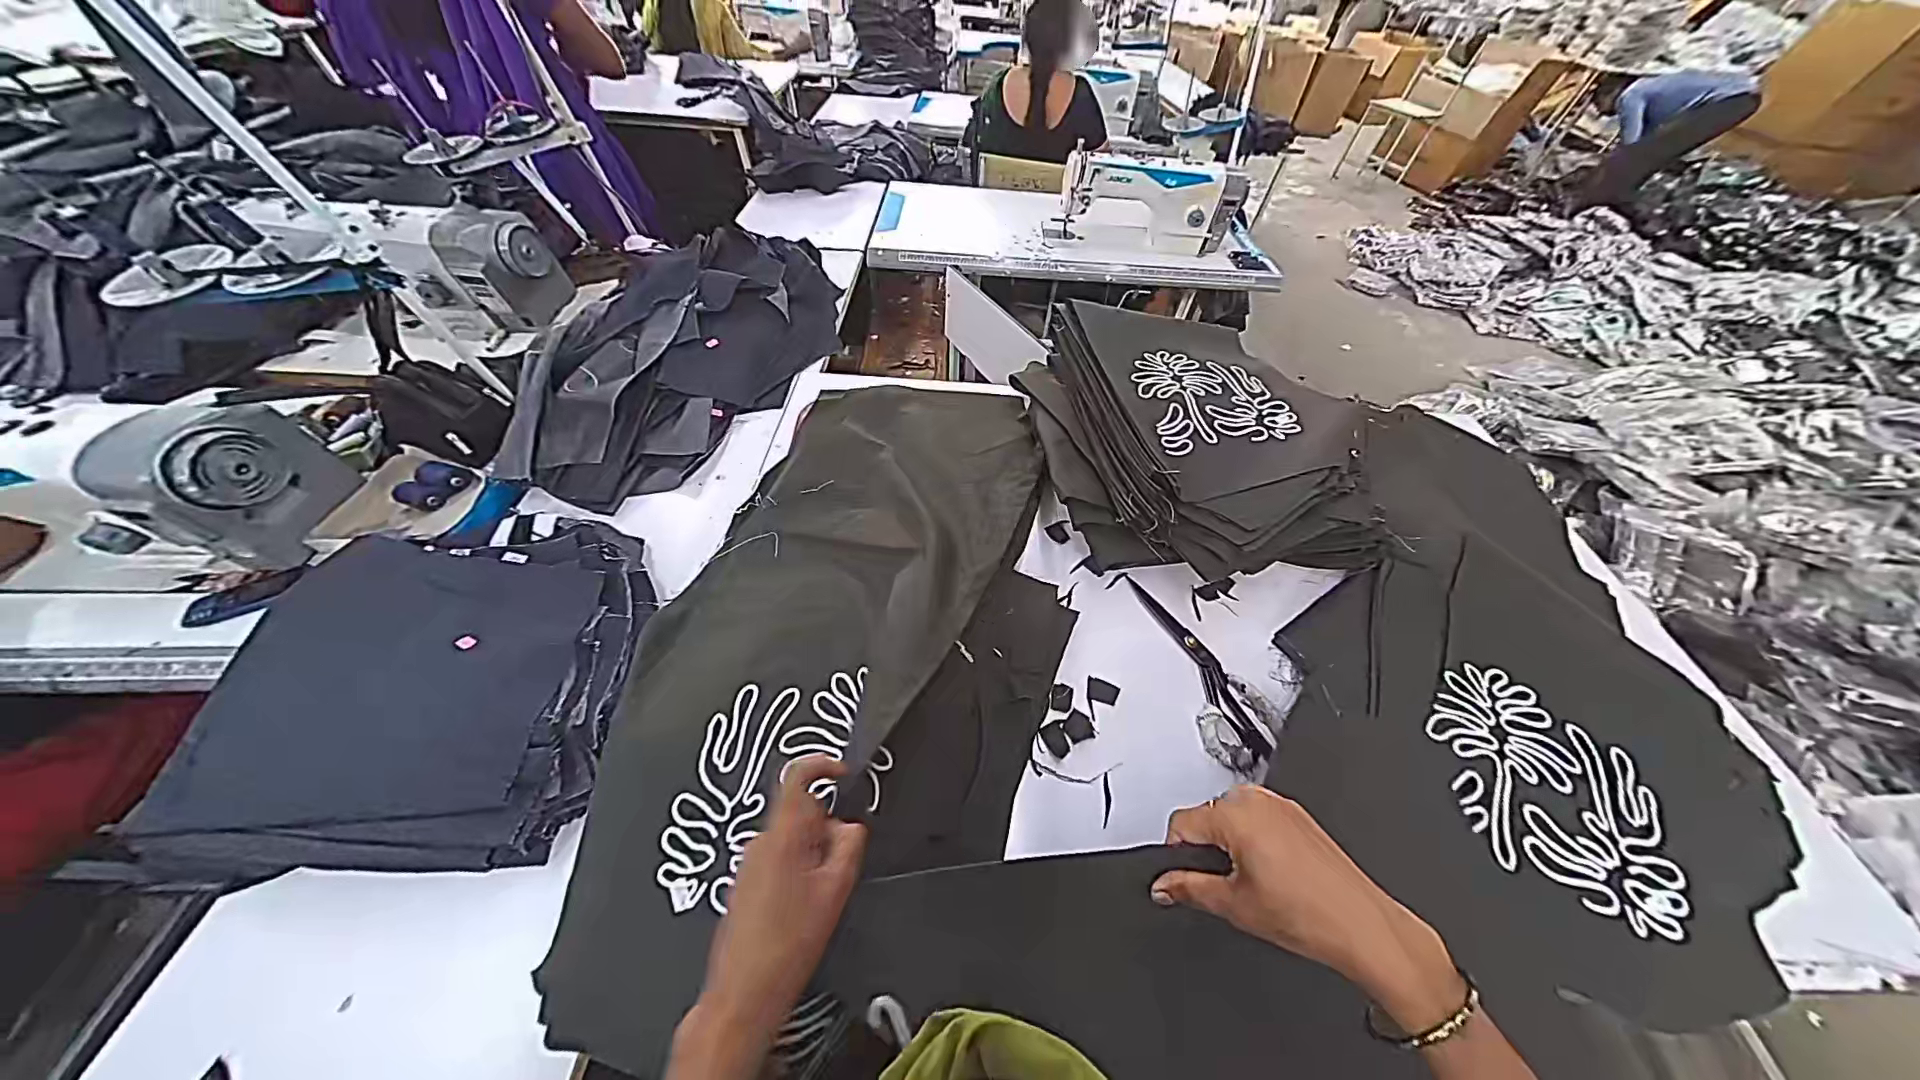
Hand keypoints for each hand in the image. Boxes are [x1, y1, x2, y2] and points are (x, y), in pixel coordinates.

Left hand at [670, 756, 866, 1078]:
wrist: (743, 993)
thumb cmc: (785, 948)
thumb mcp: (836, 889)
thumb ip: (848, 844)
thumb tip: (849, 825)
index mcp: (782, 836)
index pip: (798, 775)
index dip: (823, 764)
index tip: (840, 771)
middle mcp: (759, 842)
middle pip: (800, 810)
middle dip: (822, 828)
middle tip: (832, 866)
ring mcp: (747, 861)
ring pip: (790, 836)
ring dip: (808, 854)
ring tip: (814, 896)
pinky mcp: (743, 880)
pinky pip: (776, 857)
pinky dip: (793, 870)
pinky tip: (796, 908)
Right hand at [1151, 786, 1464, 1034]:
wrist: (1365, 927)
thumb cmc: (1313, 915)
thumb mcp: (1234, 905)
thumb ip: (1187, 888)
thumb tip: (1163, 884)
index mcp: (1236, 814)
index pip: (1180, 823)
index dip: (1177, 855)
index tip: (1183, 877)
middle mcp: (1256, 800)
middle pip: (1205, 816)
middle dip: (1206, 848)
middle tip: (1225, 884)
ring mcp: (1280, 804)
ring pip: (1231, 816)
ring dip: (1231, 843)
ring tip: (1255, 882)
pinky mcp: (1296, 814)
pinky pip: (1257, 817)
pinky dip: (1255, 839)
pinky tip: (1273, 873)